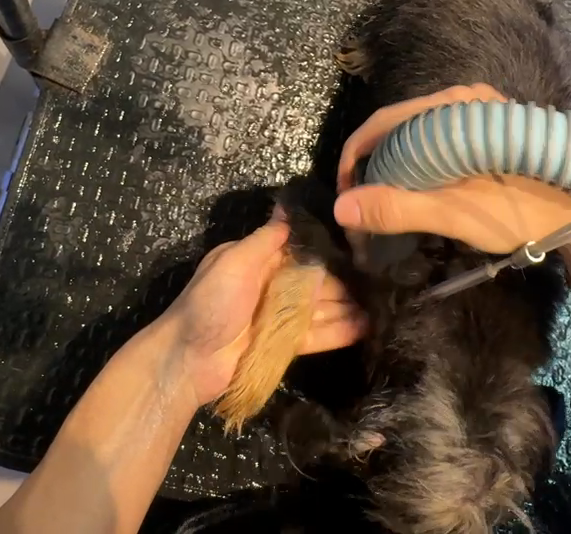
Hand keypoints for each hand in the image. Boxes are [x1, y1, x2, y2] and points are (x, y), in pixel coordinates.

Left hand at [151, 217, 365, 404]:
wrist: (187, 361)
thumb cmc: (210, 303)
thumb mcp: (233, 262)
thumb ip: (264, 239)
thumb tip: (288, 209)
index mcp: (256, 259)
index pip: (298, 247)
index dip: (325, 246)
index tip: (358, 241)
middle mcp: (271, 284)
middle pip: (314, 278)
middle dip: (344, 277)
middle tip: (381, 275)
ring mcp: (278, 316)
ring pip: (320, 306)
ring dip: (347, 304)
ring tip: (382, 302)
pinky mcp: (284, 345)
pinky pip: (316, 333)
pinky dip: (340, 330)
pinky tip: (366, 326)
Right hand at [333, 84, 570, 285]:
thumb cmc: (526, 212)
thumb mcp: (456, 214)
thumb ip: (396, 209)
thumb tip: (341, 210)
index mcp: (454, 105)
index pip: (382, 122)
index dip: (354, 158)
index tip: (346, 197)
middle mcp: (463, 98)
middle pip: (398, 126)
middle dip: (374, 165)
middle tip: (365, 205)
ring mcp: (479, 112)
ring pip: (418, 135)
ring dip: (396, 168)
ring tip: (389, 203)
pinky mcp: (490, 130)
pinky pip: (438, 141)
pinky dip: (420, 166)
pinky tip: (422, 192)